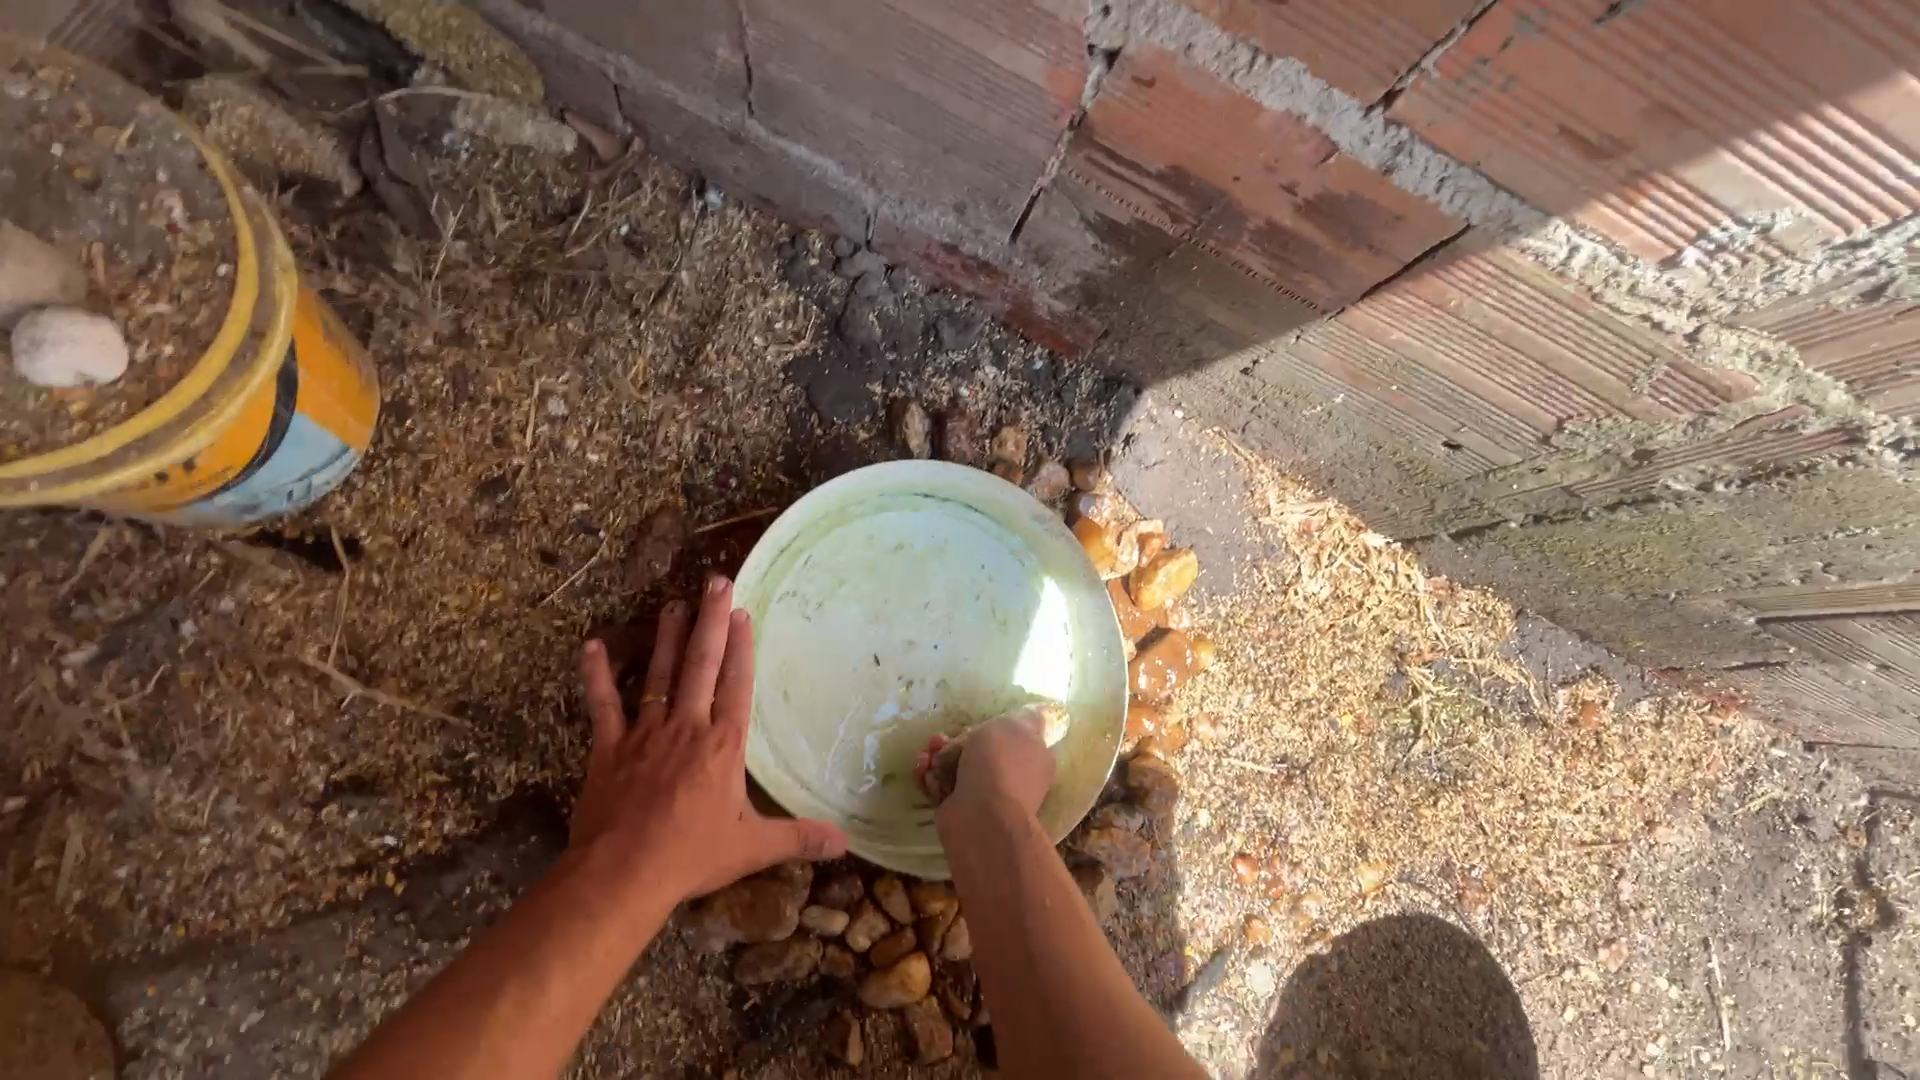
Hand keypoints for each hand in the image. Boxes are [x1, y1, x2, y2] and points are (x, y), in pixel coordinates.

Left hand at [573, 576, 847, 904]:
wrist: (621, 874)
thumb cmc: (690, 856)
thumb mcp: (751, 848)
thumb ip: (798, 838)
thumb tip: (844, 843)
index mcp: (723, 745)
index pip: (737, 684)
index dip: (741, 647)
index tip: (742, 612)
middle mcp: (687, 727)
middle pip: (702, 664)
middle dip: (711, 621)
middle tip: (715, 582)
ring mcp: (646, 734)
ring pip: (660, 675)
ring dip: (669, 638)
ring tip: (674, 604)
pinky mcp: (609, 748)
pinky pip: (603, 705)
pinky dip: (597, 676)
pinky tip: (592, 646)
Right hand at [914, 709, 1056, 820]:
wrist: (981, 815)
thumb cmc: (999, 763)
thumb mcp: (1015, 726)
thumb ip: (1022, 719)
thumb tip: (1036, 717)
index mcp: (1033, 757)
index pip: (1012, 737)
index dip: (991, 728)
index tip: (975, 725)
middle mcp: (1013, 777)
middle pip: (979, 750)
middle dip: (955, 742)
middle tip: (940, 739)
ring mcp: (987, 795)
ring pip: (958, 767)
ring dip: (938, 758)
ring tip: (927, 755)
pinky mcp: (962, 810)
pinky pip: (943, 787)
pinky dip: (930, 778)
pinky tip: (922, 770)